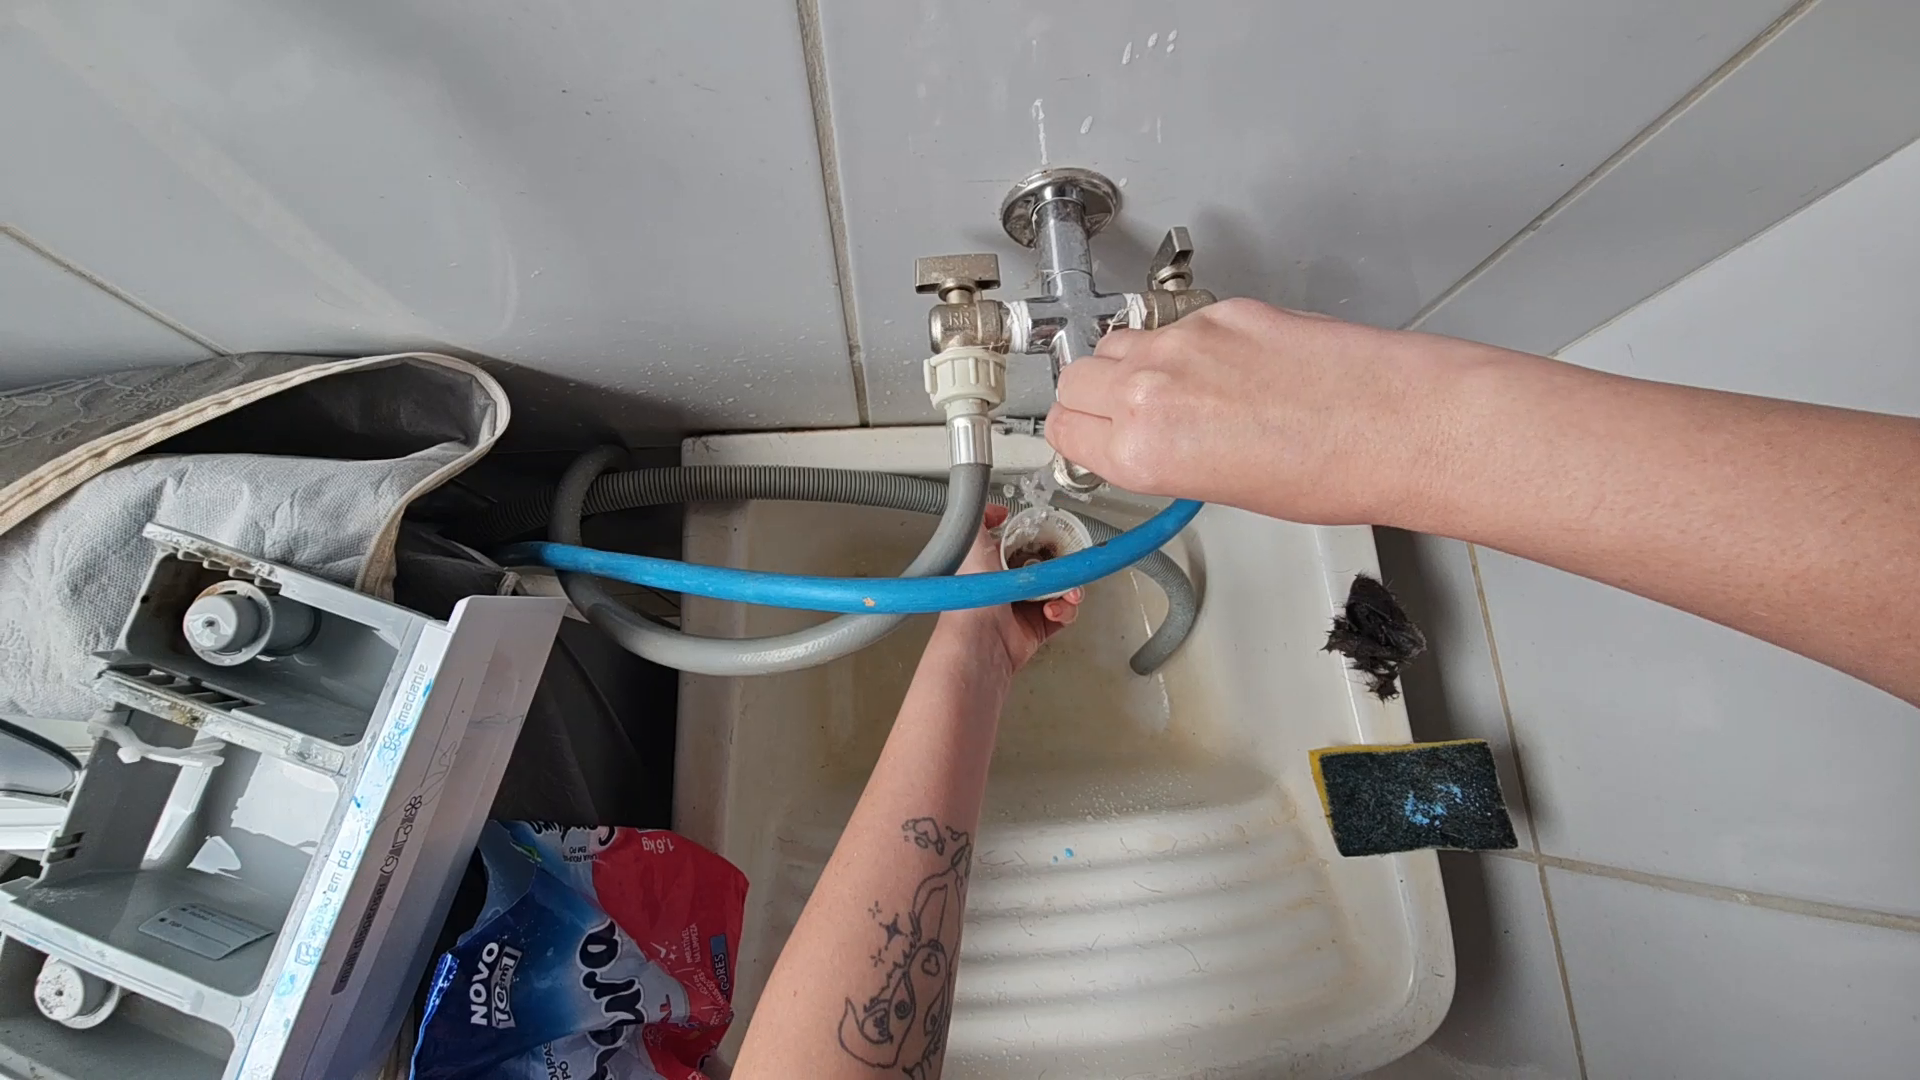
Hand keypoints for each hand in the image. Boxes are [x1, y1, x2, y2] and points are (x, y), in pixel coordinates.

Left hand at [935, 504, 1081, 673]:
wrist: (981, 636)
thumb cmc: (974, 591)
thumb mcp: (972, 543)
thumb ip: (981, 519)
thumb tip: (998, 510)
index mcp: (998, 564)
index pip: (1028, 546)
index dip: (1044, 542)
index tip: (1056, 538)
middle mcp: (1012, 584)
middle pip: (1050, 566)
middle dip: (1064, 565)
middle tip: (1068, 565)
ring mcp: (1027, 606)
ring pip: (1062, 589)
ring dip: (1070, 588)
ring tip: (1068, 593)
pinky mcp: (1040, 627)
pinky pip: (1064, 613)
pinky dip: (1065, 610)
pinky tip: (1054, 611)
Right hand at [1042, 297, 1462, 525]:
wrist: (1398, 425)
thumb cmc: (1326, 472)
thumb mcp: (1216, 489)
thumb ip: (1156, 455)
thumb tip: (1136, 435)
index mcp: (1141, 451)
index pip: (1063, 429)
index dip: (1074, 436)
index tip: (1087, 435)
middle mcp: (1149, 391)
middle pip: (1074, 379)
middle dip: (1088, 398)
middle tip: (1120, 413)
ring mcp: (1183, 343)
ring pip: (1115, 343)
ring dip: (1125, 365)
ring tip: (1171, 388)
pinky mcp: (1221, 311)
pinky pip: (1171, 326)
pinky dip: (1180, 345)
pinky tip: (1223, 367)